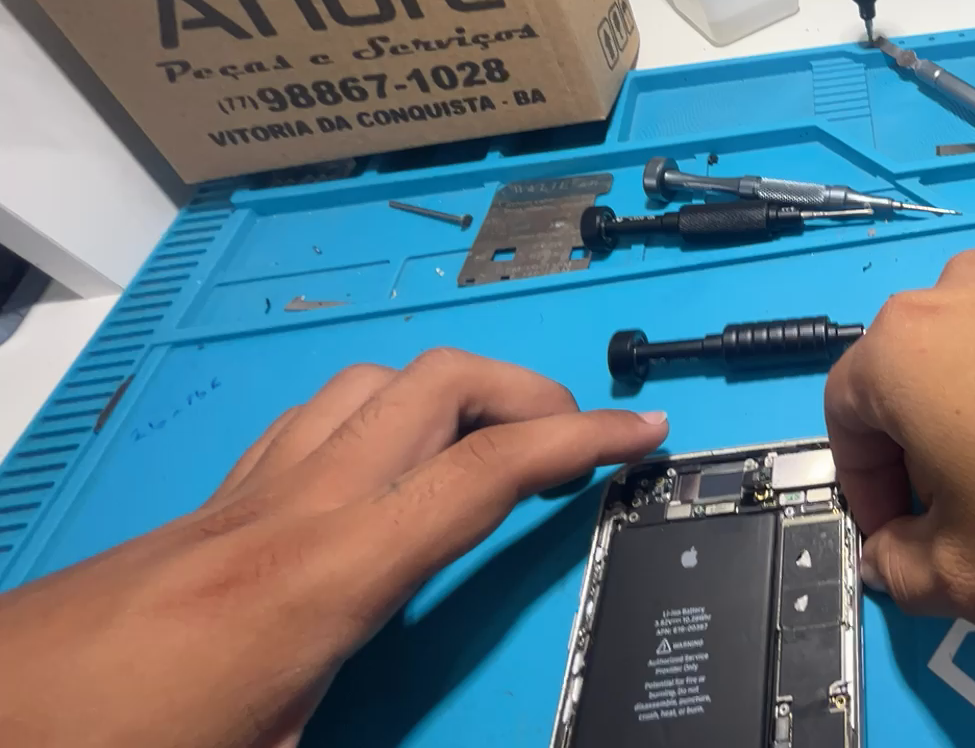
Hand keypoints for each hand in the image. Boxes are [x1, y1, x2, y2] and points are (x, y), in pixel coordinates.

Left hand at [0, 349, 665, 747]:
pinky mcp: (209, 503)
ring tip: (491, 439)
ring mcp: (245, 494)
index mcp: (327, 576)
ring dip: (458, 394)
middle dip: (531, 392)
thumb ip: (381, 731)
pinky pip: (320, 419)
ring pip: (379, 383)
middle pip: (442, 384)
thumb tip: (479, 743)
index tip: (645, 429)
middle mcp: (295, 507)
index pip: (490, 470)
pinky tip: (392, 465)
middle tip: (568, 436)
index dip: (584, 437)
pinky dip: (387, 417)